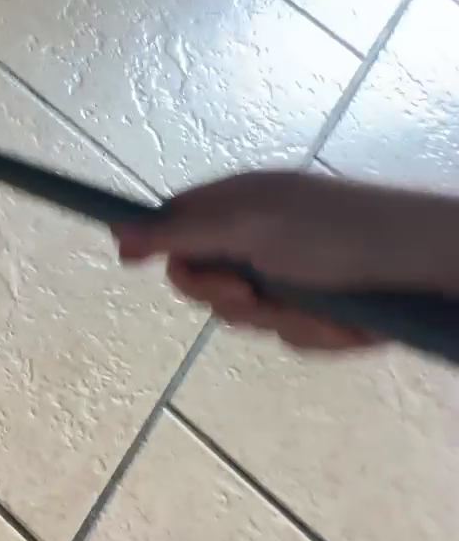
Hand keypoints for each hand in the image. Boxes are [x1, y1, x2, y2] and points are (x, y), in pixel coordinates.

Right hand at [115, 170, 458, 350]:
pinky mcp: (329, 309)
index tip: (137, 264)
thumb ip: (179, 232)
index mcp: (239, 205)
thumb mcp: (249, 227)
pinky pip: (291, 333)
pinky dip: (317, 334)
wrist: (455, 267)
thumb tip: (115, 231)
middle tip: (252, 293)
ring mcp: (296, 275)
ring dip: (278, 320)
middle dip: (224, 296)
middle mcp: (261, 237)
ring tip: (322, 313)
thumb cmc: (346, 236)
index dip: (153, 244)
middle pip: (199, 276)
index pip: (170, 223)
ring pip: (244, 313)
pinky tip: (349, 326)